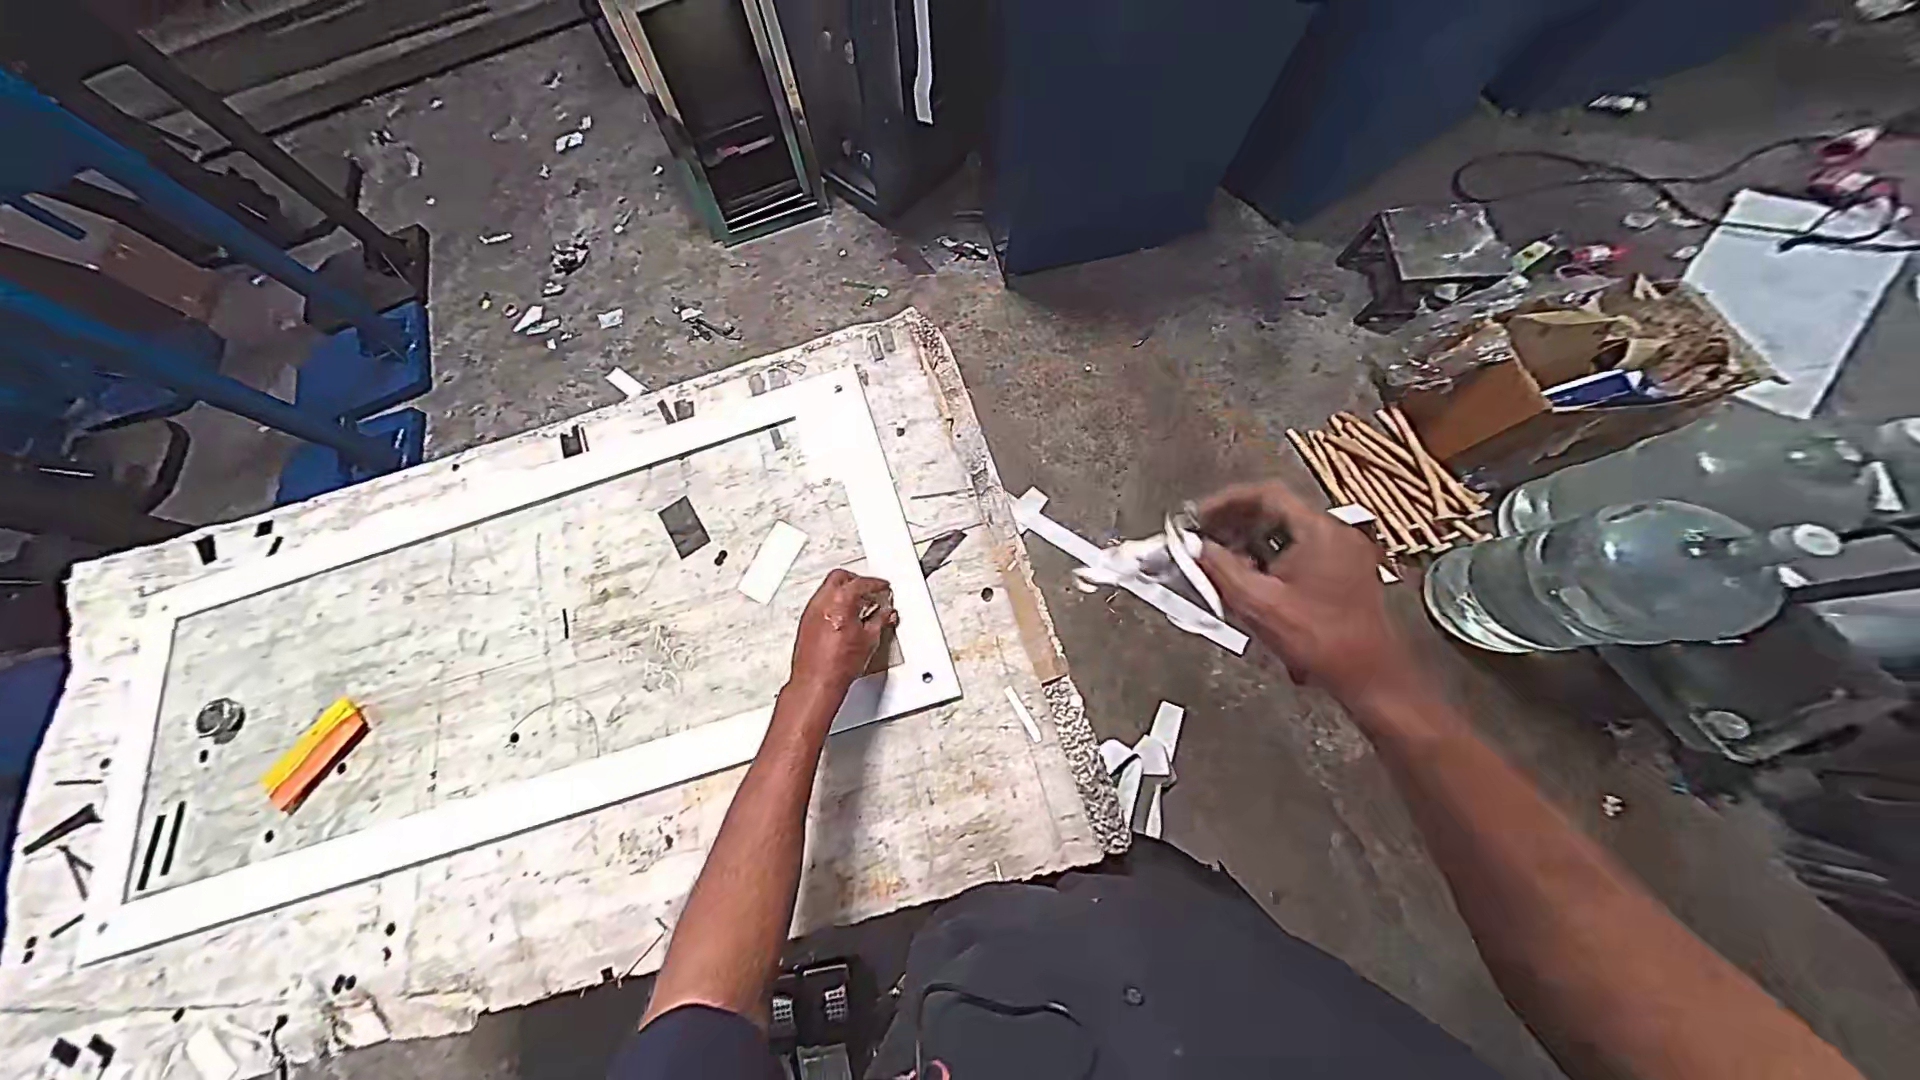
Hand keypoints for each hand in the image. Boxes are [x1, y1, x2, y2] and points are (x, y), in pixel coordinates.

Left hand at [788, 569, 895, 694]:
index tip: (882, 587)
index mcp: (840, 602)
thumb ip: (880, 621)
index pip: (860, 583)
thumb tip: (885, 614)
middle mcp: (822, 602)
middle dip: (856, 581)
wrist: (817, 682)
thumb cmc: (838, 665)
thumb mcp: (869, 640)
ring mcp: (811, 611)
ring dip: (843, 591)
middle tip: (869, 590)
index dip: (875, 583)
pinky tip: (844, 616)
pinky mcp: (806, 621)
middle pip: (840, 577)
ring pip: (828, 588)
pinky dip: (833, 603)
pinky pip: (820, 602)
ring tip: (858, 605)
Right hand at [1195, 480, 1417, 701]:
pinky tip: (1246, 576)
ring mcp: (1342, 553)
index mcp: (1319, 532)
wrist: (1367, 675)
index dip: (1225, 502)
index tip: (1199, 516)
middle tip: (1203, 537)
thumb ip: (1220, 568)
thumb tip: (1197, 548)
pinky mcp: (1342, 572)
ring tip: (1219, 559)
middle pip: (1275, 511)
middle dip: (1234, 523)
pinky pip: (1297, 550)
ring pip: (1284, 532)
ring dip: (1249, 541)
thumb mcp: (1257, 601)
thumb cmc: (1318, 640)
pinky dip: (1267, 556)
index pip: (1266, 496)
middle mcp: (1335, 535)